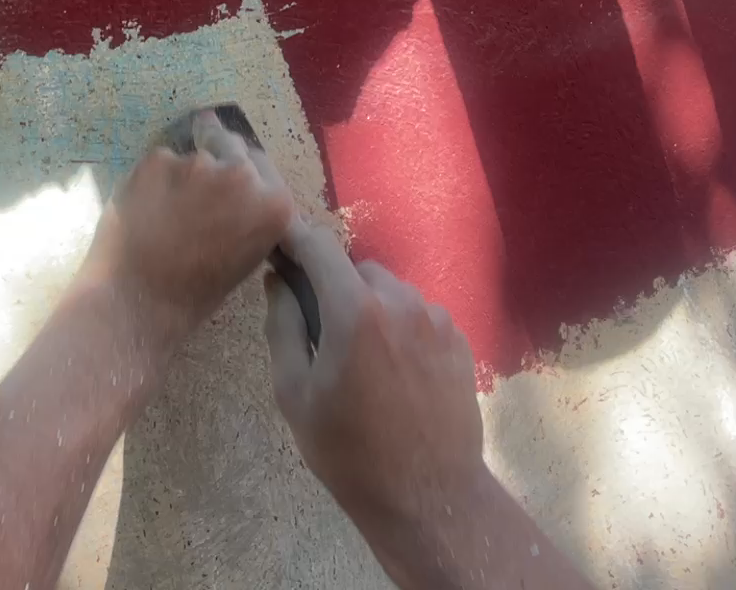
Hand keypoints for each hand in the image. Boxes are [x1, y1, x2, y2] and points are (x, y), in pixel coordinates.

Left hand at [83, 111, 296, 348]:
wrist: (136, 301)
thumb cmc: (193, 293)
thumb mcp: (245, 256)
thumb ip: (250, 216)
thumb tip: (238, 194)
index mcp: (274, 204)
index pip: (263, 168)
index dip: (244, 175)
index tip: (229, 182)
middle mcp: (242, 175)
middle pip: (232, 149)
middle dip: (218, 163)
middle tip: (196, 193)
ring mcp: (198, 163)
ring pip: (192, 158)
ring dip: (183, 176)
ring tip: (164, 212)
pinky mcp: (159, 160)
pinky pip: (160, 163)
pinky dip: (153, 180)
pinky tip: (144, 208)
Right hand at [263, 222, 486, 534]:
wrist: (429, 499)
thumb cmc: (349, 451)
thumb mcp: (295, 393)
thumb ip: (283, 326)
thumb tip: (278, 280)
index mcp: (355, 310)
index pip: (319, 246)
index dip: (295, 238)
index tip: (280, 240)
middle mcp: (400, 300)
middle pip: (355, 270)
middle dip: (336, 287)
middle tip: (326, 332)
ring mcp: (435, 317)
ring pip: (389, 290)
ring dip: (370, 306)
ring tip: (366, 359)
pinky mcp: (457, 336)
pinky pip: (417, 313)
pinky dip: (400, 326)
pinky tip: (397, 370)